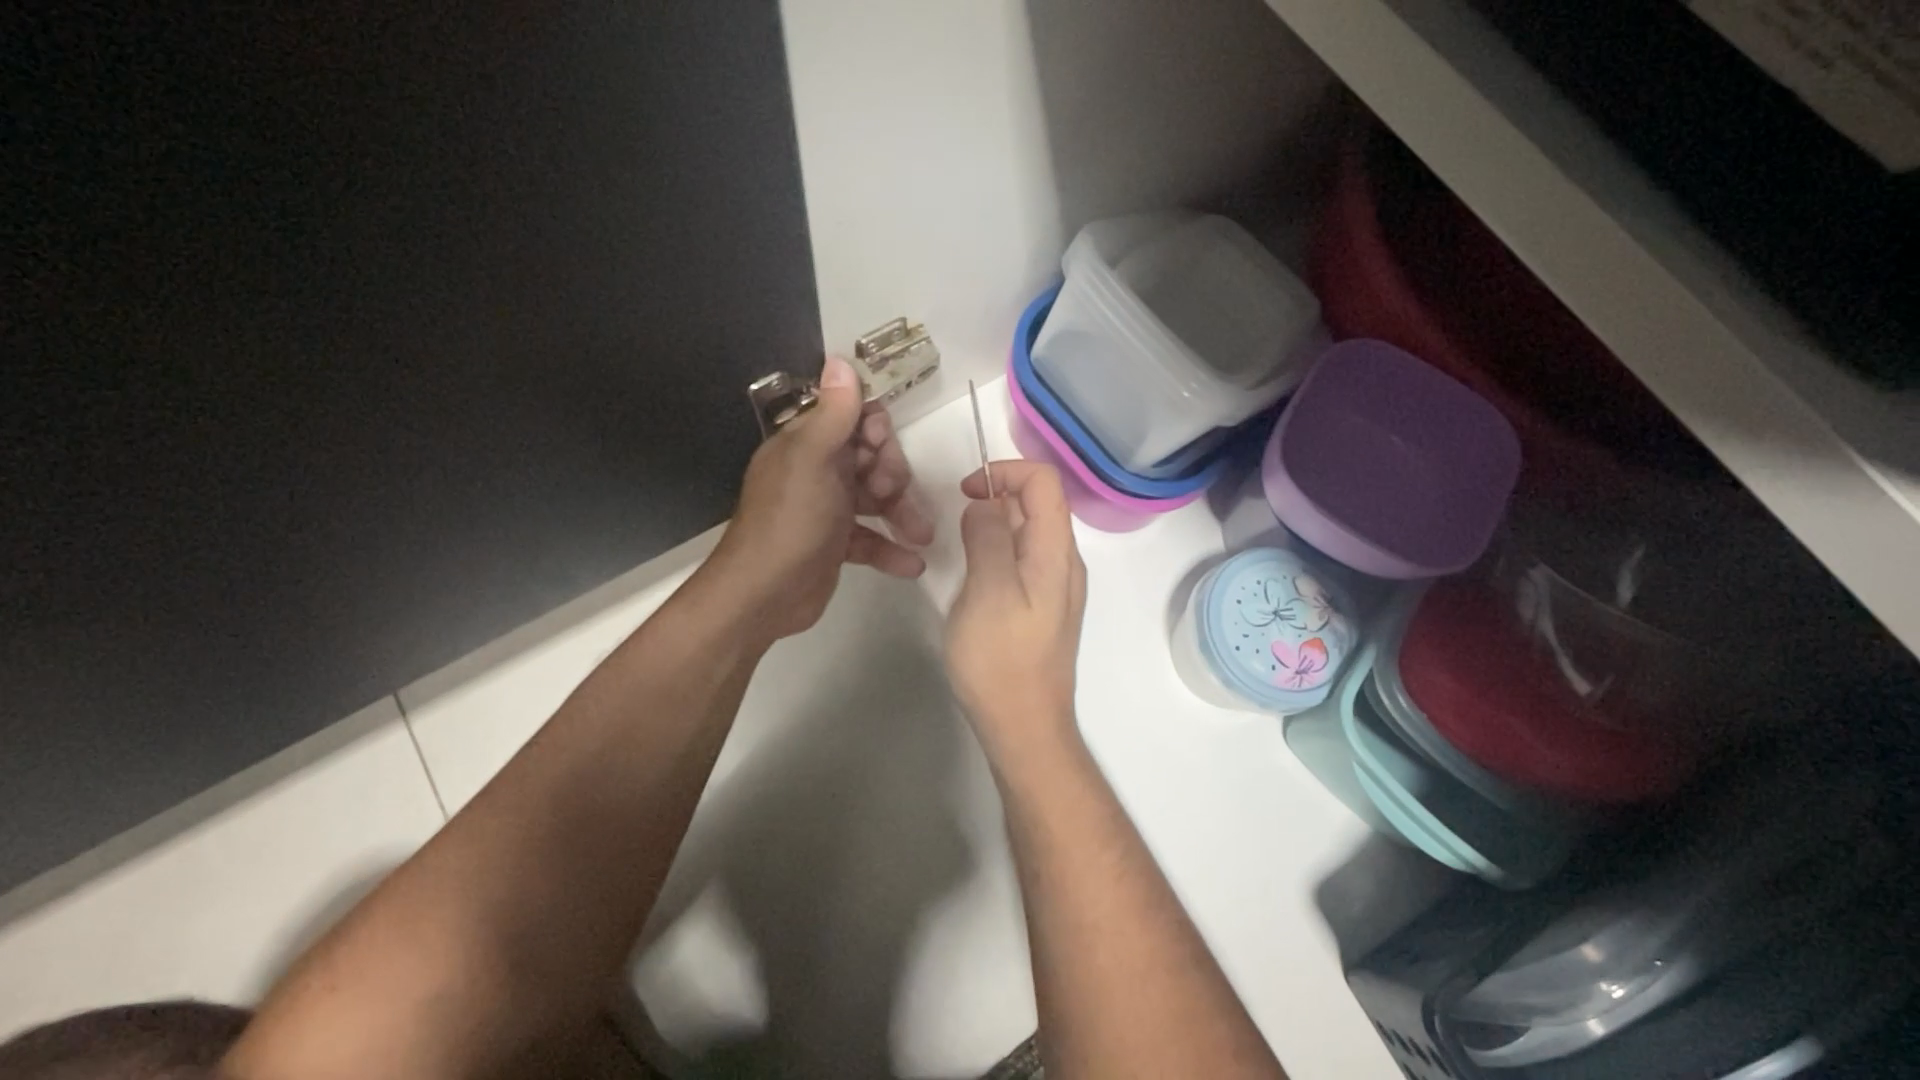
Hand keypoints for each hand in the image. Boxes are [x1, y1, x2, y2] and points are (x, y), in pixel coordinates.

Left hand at [706, 356, 933, 642]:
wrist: (763, 595)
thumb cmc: (790, 521)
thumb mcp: (813, 460)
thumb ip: (833, 414)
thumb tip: (840, 359)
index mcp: (806, 444)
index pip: (851, 419)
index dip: (875, 430)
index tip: (884, 449)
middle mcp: (816, 471)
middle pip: (870, 459)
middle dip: (894, 475)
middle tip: (894, 493)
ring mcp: (826, 510)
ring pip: (875, 500)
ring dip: (902, 514)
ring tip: (923, 537)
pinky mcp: (835, 546)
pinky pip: (870, 539)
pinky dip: (891, 550)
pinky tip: (912, 565)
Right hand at [946, 461, 1086, 763]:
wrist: (1024, 726)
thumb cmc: (1001, 659)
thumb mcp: (988, 591)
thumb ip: (988, 538)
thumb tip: (985, 503)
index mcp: (1056, 552)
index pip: (1044, 481)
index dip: (1005, 472)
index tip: (965, 492)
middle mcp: (1064, 563)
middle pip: (1039, 504)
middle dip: (996, 496)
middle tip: (955, 522)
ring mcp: (1056, 588)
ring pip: (1029, 533)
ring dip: (994, 525)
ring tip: (960, 548)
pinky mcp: (1042, 609)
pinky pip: (1024, 561)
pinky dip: (998, 551)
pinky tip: (974, 577)